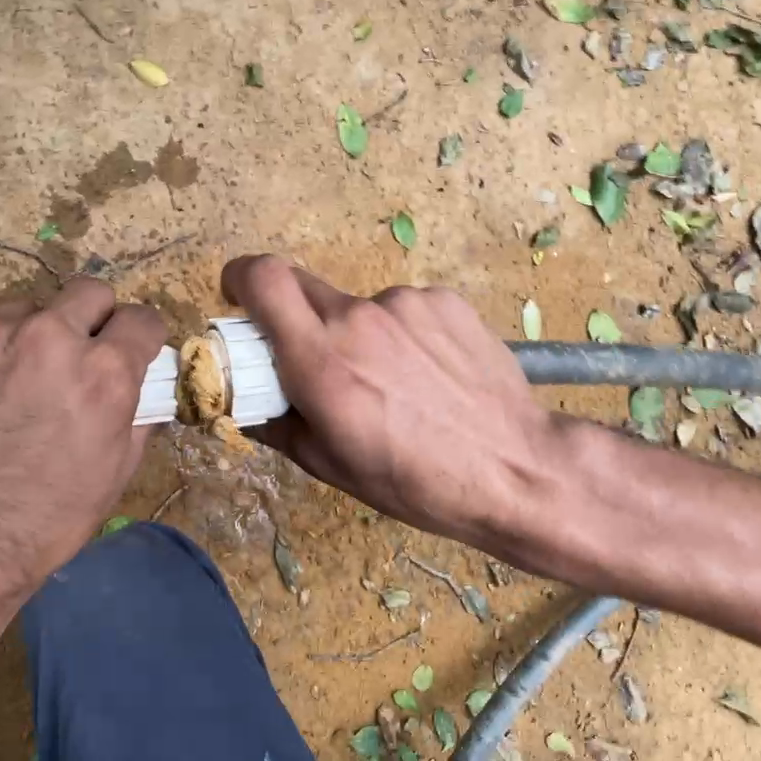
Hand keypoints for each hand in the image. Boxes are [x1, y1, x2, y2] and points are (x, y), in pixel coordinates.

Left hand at [0, 277, 166, 667]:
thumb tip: (141, 377)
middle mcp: (45, 338)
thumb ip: (136, 408)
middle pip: (86, 292)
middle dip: (89, 320)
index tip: (127, 350)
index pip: (140, 318)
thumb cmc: (47, 521)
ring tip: (8, 386)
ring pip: (21, 311)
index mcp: (101, 370)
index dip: (137, 338)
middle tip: (72, 358)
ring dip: (25, 338)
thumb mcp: (116, 470)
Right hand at [221, 255, 563, 549]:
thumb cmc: (413, 482)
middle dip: (292, 315)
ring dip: (356, 333)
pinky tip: (428, 374)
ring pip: (355, 306)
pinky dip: (401, 334)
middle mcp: (357, 317)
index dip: (241, 279)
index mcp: (319, 359)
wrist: (520, 472)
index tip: (240, 300)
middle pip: (301, 286)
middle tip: (315, 357)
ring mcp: (405, 303)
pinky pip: (402, 309)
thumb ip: (274, 422)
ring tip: (393, 384)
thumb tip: (241, 401)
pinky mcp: (444, 301)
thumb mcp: (328, 466)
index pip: (262, 278)